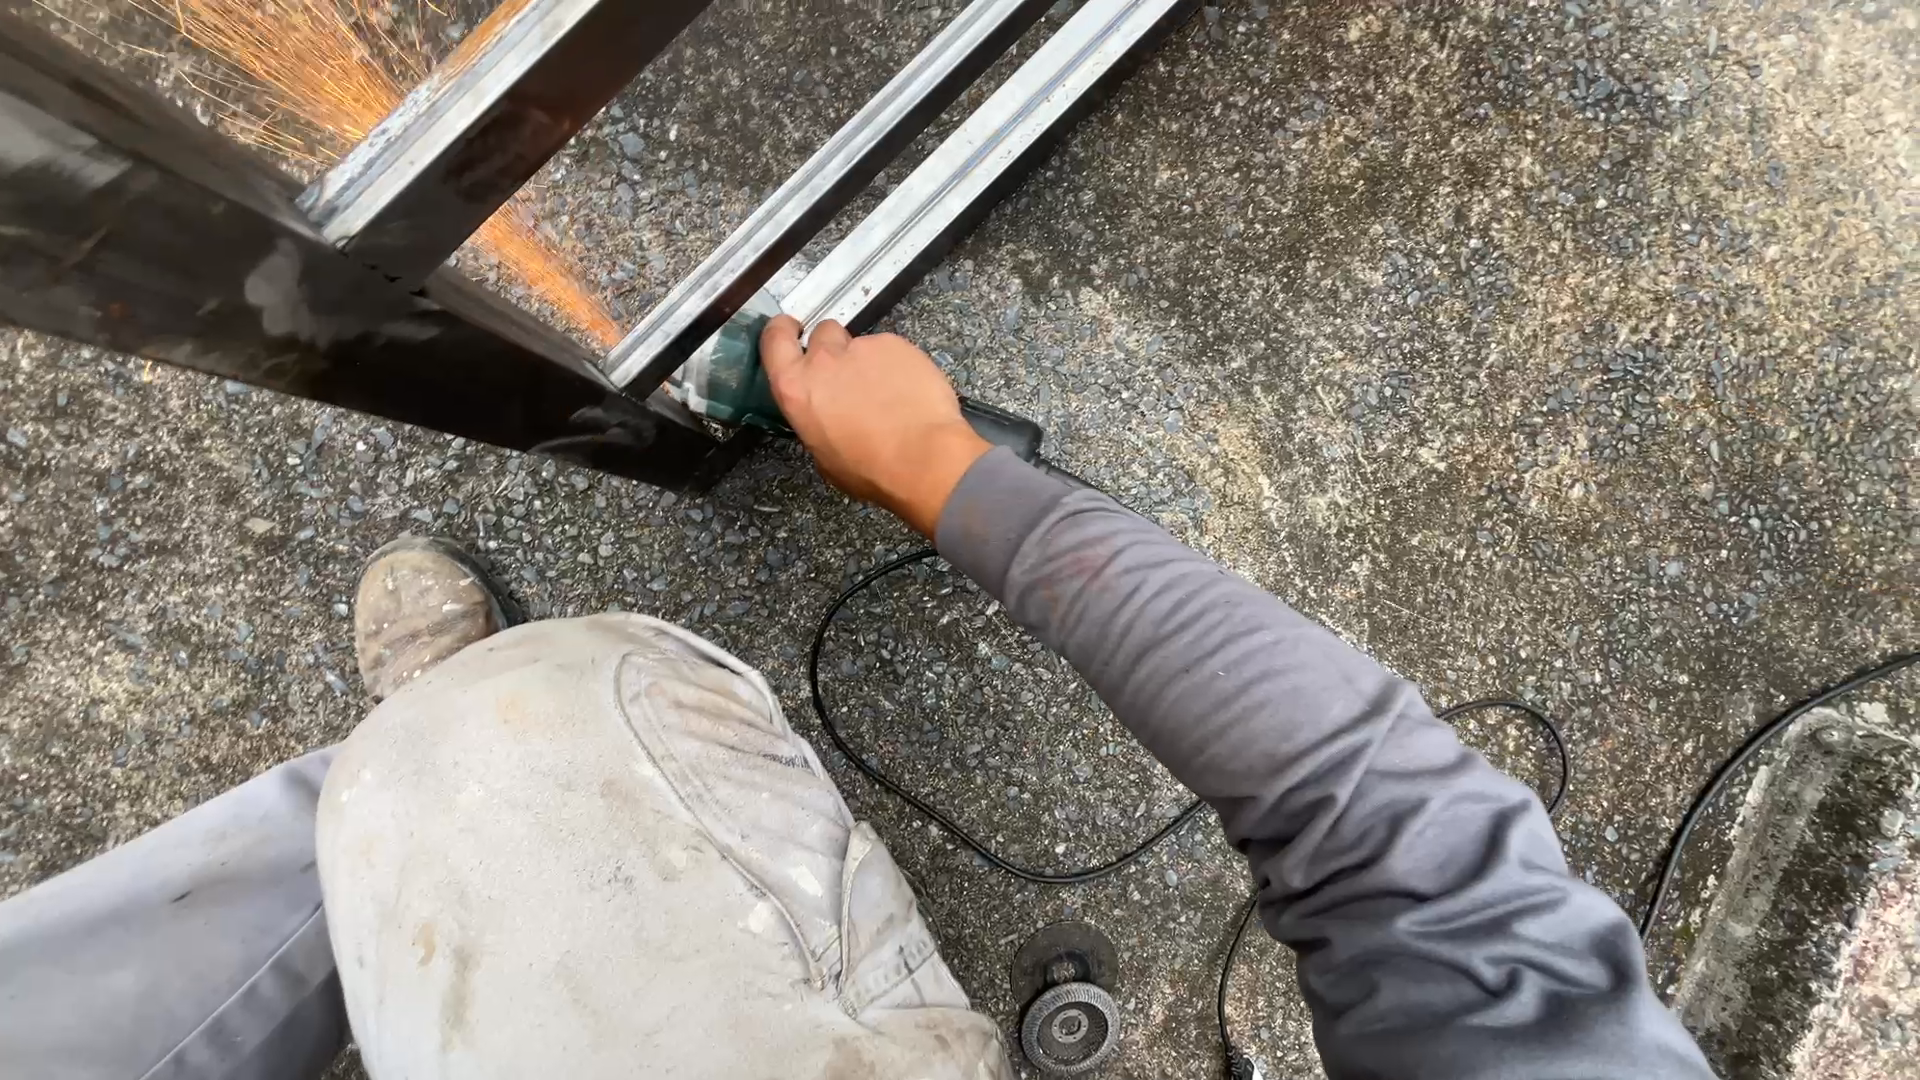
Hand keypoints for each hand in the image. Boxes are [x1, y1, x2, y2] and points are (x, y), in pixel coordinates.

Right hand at [760, 316, 990, 536]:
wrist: (922, 457)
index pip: (775, 339)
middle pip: (823, 333)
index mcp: (796, 389)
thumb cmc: (872, 469)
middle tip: (850, 376)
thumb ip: (816, 422)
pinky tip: (909, 393)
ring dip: (870, 363)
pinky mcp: (897, 345)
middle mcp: (825, 361)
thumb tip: (826, 418)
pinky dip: (898, 366)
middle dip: (834, 348)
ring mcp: (863, 348)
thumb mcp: (825, 457)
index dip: (782, 331)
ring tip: (890, 395)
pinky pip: (892, 349)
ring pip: (862, 344)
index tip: (790, 329)